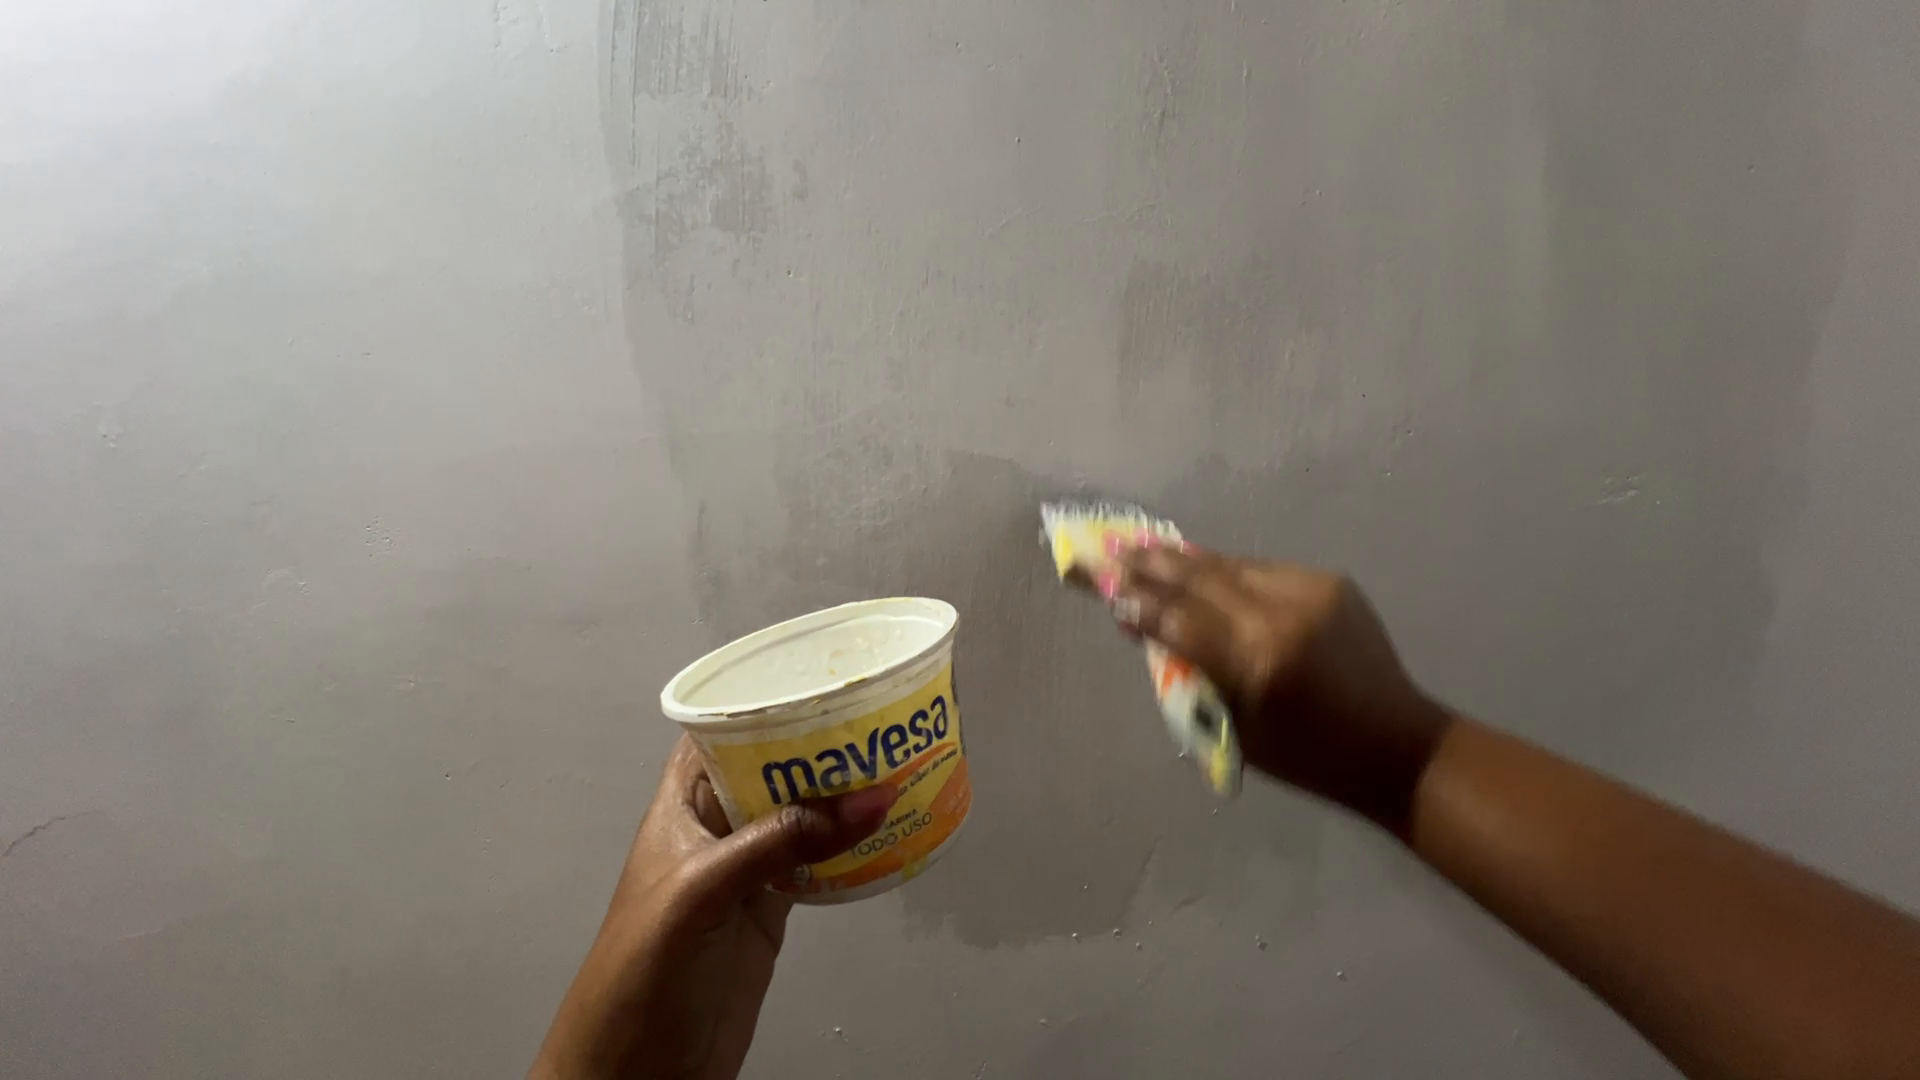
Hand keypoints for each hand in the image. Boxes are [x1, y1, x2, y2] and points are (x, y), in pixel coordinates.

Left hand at [530, 736, 897, 1079]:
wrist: (639, 1076)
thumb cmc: (644, 969)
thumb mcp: (706, 890)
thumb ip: (785, 841)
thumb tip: (875, 798)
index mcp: (683, 803)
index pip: (719, 729)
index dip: (758, 700)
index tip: (813, 677)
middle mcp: (717, 824)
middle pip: (772, 765)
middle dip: (818, 743)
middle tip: (876, 716)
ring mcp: (749, 865)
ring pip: (801, 810)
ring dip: (841, 792)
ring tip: (894, 761)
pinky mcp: (775, 905)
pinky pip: (819, 859)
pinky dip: (850, 843)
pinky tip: (884, 827)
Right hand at [1105, 546, 1452, 831]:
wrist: (1397, 746)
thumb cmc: (1306, 755)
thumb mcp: (1234, 727)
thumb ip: (1189, 670)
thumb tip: (1141, 625)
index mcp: (1257, 663)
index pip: (1177, 619)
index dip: (1134, 599)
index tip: (1097, 580)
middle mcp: (1282, 615)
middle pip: (1197, 578)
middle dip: (1148, 563)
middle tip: (1108, 548)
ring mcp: (1309, 592)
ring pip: (1227, 565)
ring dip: (1183, 560)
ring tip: (1144, 548)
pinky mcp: (1330, 581)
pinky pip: (1260, 570)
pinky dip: (1225, 571)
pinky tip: (1201, 569)